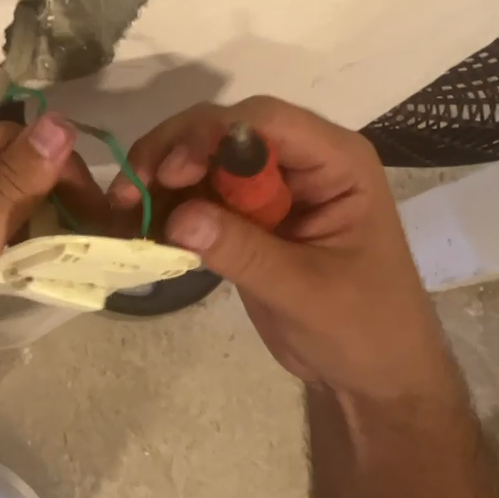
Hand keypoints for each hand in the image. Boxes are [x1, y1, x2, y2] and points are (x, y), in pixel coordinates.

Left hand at [0, 114, 85, 427]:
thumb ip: (10, 186)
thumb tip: (60, 123)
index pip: (2, 136)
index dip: (52, 164)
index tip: (95, 209)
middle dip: (45, 187)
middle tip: (90, 231)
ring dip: (31, 209)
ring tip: (72, 243)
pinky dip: (8, 227)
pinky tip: (34, 252)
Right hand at [110, 97, 457, 404]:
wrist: (373, 375)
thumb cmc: (363, 330)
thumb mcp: (306, 292)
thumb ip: (244, 252)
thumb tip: (178, 217)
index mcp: (335, 162)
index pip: (266, 121)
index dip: (211, 135)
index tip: (170, 173)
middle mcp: (298, 160)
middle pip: (222, 129)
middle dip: (173, 152)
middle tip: (130, 190)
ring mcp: (267, 184)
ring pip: (200, 155)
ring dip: (158, 175)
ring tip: (124, 209)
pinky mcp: (243, 211)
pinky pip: (194, 190)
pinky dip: (164, 202)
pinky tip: (137, 223)